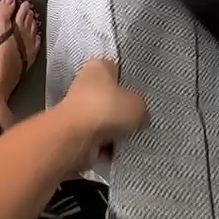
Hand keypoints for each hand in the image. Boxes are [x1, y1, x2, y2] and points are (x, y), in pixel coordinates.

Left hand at [54, 58, 148, 173]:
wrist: (75, 138)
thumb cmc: (106, 109)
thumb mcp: (137, 105)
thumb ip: (142, 108)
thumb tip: (141, 117)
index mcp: (99, 66)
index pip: (118, 69)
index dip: (131, 81)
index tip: (143, 95)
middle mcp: (87, 83)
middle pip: (113, 96)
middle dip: (124, 110)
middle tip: (141, 120)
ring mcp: (80, 109)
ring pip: (106, 119)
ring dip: (117, 131)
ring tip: (134, 138)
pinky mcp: (77, 132)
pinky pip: (99, 138)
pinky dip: (108, 147)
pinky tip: (121, 152)